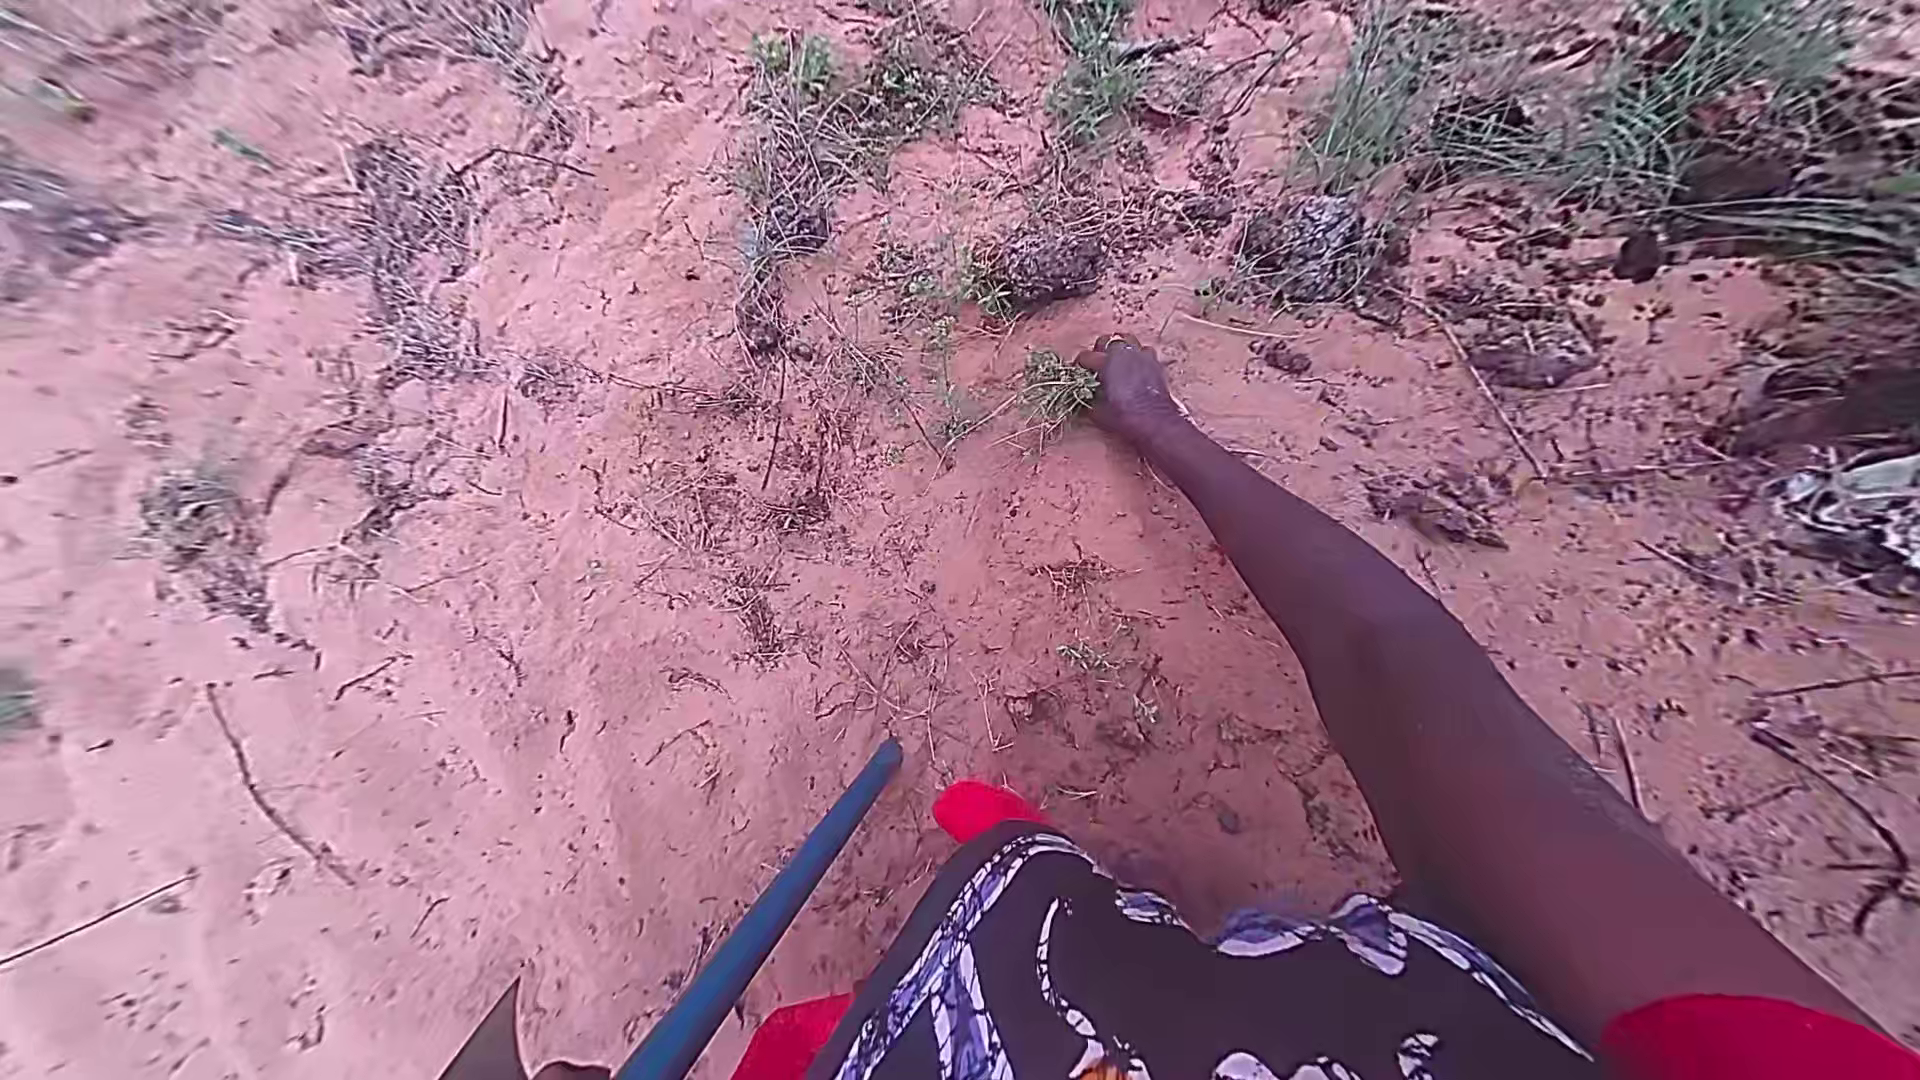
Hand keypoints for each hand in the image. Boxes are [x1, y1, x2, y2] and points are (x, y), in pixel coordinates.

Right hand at [1074, 334, 1186, 447]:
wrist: (1154, 421)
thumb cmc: (1123, 416)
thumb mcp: (1096, 411)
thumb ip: (1087, 398)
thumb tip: (1083, 396)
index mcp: (1105, 361)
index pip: (1085, 357)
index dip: (1079, 366)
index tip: (1078, 374)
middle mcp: (1123, 352)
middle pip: (1106, 341)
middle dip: (1099, 351)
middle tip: (1097, 366)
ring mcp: (1141, 354)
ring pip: (1126, 340)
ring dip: (1119, 349)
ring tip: (1116, 363)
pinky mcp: (1155, 362)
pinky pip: (1144, 351)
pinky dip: (1137, 356)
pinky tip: (1134, 369)